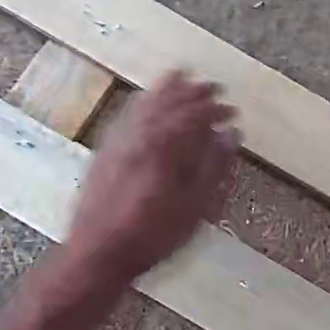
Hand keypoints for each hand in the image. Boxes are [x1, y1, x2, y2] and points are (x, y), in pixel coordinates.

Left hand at [55, 71, 239, 293]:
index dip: (216, 109)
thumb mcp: (194, 205)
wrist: (96, 253)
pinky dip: (142, 102)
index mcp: (164, 146)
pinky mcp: (104, 152)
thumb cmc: (152, 233)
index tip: (233, 111)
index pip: (195, 115)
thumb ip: (214, 166)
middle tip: (213, 86)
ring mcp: (118, 141)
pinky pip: (126, 115)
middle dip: (193, 91)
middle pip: (169, 101)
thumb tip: (232, 134)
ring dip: (165, 89)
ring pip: (145, 103)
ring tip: (180, 76)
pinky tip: (145, 103)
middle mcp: (139, 135)